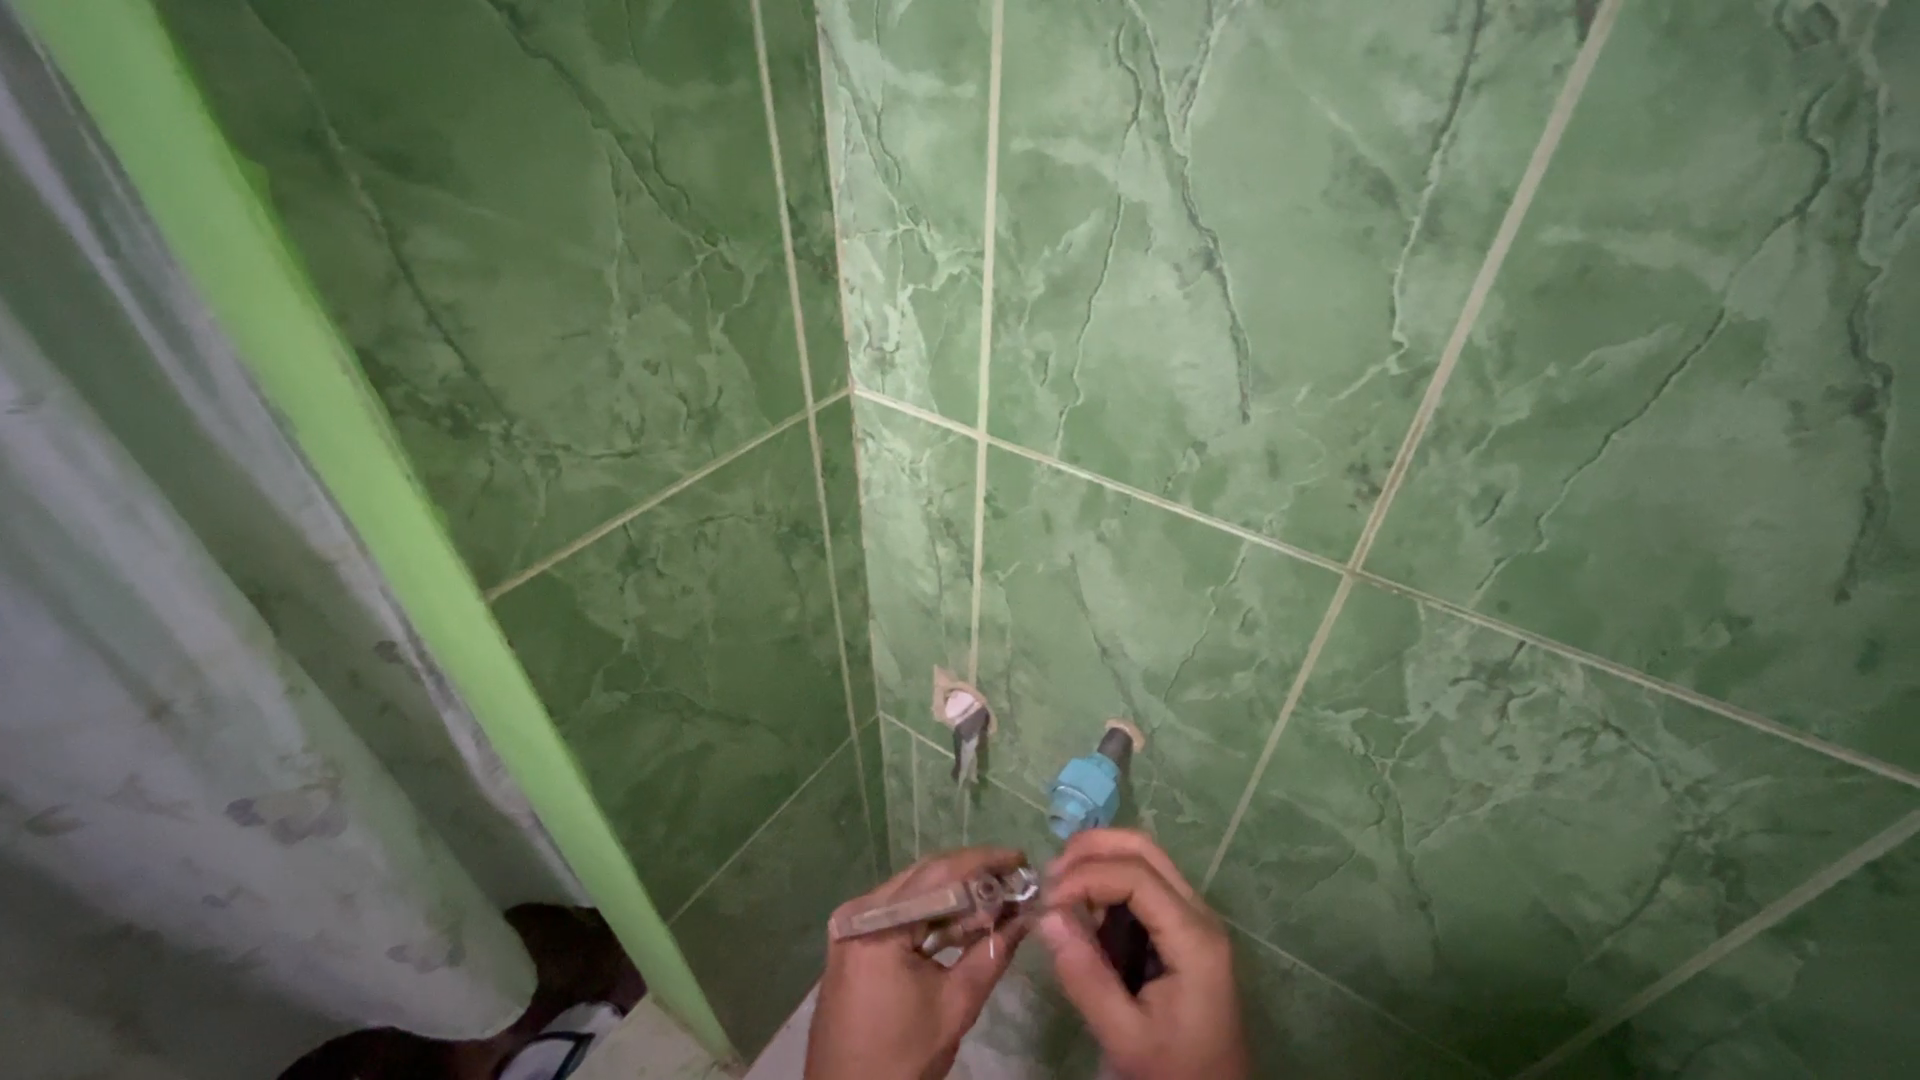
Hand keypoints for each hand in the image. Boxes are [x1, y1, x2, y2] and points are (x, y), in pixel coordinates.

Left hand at [805, 847, 1027, 1079]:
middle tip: (1013, 877)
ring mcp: (851, 923)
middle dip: (972, 873)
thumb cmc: (902, 1057)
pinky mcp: (852, 937)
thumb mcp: (956, 1006)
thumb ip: (992, 952)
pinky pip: (899, 908)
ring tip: (996, 894)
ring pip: (913, 889)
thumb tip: (1027, 914)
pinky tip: (961, 916)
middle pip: (925, 876)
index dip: (984, 863)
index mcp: (879, 925)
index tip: (1021, 860)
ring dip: (953, 889)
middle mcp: (859, 911)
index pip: (940, 875)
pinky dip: (931, 908)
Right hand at [1038, 829, 1248, 1079]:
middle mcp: (1200, 915)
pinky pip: (1144, 883)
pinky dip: (1108, 881)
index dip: (1086, 876)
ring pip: (1145, 859)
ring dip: (1099, 861)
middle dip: (1092, 849)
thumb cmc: (1174, 1071)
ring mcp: (1193, 918)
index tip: (1047, 900)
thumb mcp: (1124, 1037)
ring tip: (1061, 890)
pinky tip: (1083, 907)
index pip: (1136, 875)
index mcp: (1194, 939)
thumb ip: (1086, 977)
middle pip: (1145, 849)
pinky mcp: (1182, 928)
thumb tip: (1045, 916)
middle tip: (1051, 876)